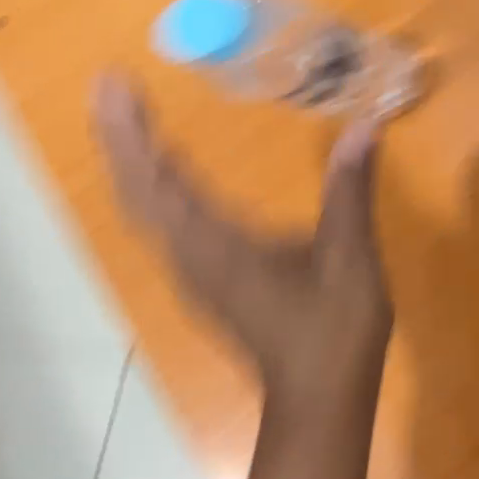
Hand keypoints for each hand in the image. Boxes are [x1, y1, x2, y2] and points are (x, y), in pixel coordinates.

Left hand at [92, 72, 394, 407]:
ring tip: (134, 118)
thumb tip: (365, 124)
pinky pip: (169, 221)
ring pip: (148, 209)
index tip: (113, 85)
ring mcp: (199, 270)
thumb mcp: (349, 255)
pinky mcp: (214, 276)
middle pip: (138, 193)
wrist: (321, 393)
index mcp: (216, 249)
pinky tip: (172, 171)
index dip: (130, 134)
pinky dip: (158, 184)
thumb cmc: (332, 327)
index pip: (157, 184)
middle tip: (113, 87)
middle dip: (122, 138)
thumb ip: (350, 190)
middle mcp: (192, 257)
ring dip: (135, 159)